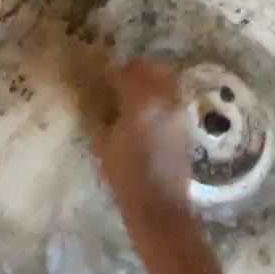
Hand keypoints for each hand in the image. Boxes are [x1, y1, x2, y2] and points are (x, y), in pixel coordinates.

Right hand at [89, 57, 196, 240]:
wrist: (159, 206)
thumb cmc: (124, 177)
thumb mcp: (101, 143)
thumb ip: (96, 111)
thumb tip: (91, 92)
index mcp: (141, 103)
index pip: (122, 73)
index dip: (105, 73)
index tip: (94, 77)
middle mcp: (164, 100)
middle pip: (149, 67)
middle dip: (129, 69)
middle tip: (112, 80)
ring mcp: (178, 109)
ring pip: (164, 77)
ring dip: (145, 77)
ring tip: (126, 92)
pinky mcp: (183, 121)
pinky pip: (170, 93)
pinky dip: (156, 91)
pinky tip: (140, 107)